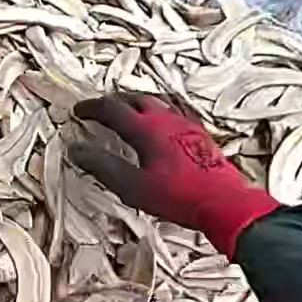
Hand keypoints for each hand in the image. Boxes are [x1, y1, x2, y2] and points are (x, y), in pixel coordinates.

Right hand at [67, 94, 280, 258]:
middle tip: (99, 110)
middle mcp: (165, 119)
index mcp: (146, 129)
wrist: (226, 203)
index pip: (111, 108)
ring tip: (124, 113)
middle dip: (112, 101)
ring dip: (134, 104)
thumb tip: (76, 150)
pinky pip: (170, 112)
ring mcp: (184, 124)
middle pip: (134, 98)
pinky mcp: (197, 134)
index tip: (77, 112)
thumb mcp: (132, 186)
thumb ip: (102, 166)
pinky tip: (154, 127)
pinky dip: (153, 114)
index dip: (90, 108)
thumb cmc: (178, 196)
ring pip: (154, 103)